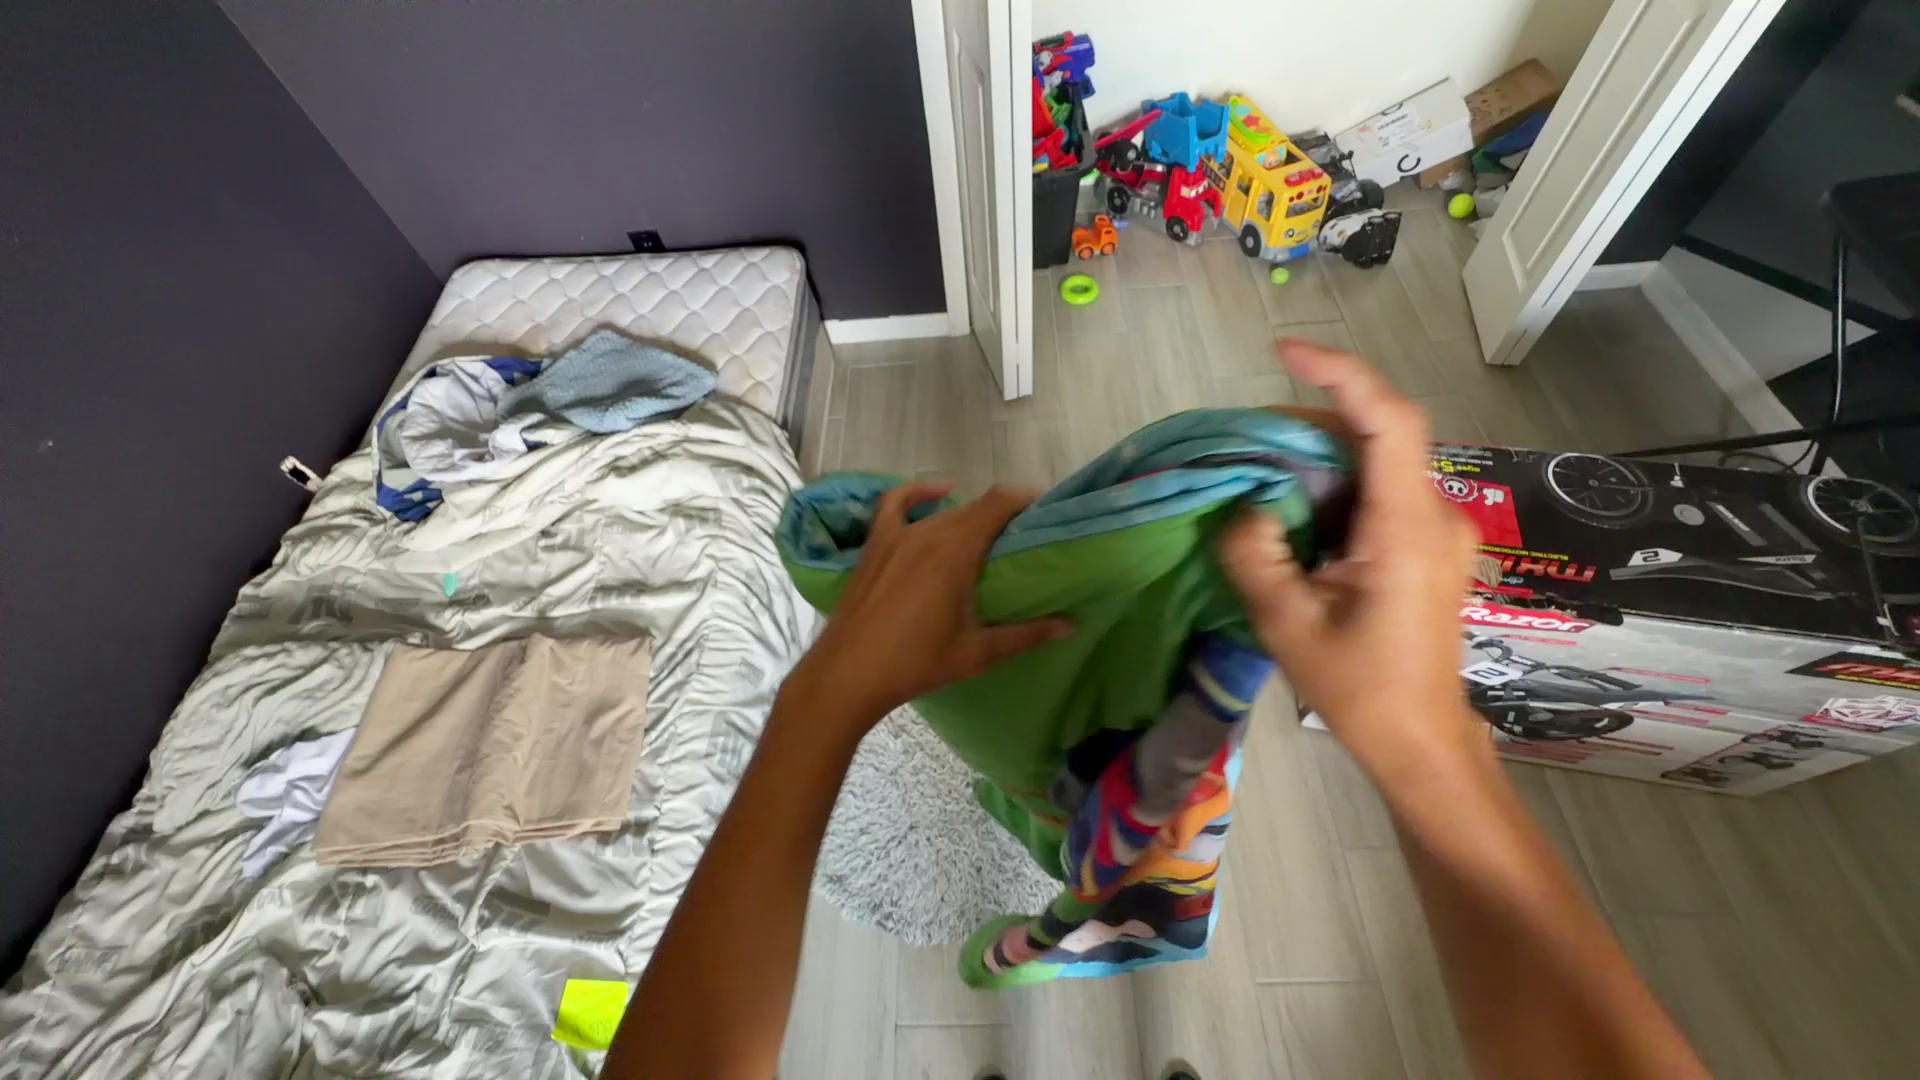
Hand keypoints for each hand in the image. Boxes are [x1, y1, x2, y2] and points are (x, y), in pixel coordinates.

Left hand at [782, 480, 1073, 740]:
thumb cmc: (916, 663)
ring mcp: (897, 535)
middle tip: (1022, 539)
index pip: (998, 504)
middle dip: (1002, 515)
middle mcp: (928, 532)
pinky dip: (917, 493)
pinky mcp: (875, 544)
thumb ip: (1026, 635)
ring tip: (986, 534)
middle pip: (974, 507)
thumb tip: (1070, 626)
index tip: (1044, 512)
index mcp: (956, 551)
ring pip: (942, 512)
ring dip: (968, 515)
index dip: (1024, 500)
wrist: (849, 673)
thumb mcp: (977, 653)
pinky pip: (895, 504)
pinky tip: (937, 496)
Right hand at [1218, 339, 1481, 778]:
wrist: (1419, 737)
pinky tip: (1293, 504)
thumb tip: (1244, 505)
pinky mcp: (1426, 542)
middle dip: (1311, 418)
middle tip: (1246, 437)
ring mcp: (1437, 528)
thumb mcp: (1286, 623)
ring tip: (1259, 469)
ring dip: (1318, 452)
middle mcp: (1434, 515)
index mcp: (1405, 530)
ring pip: (1378, 458)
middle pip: (1379, 432)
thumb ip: (1254, 553)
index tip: (1285, 353)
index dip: (1340, 374)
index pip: (1389, 421)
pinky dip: (1333, 480)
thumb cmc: (1358, 687)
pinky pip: (1379, 487)